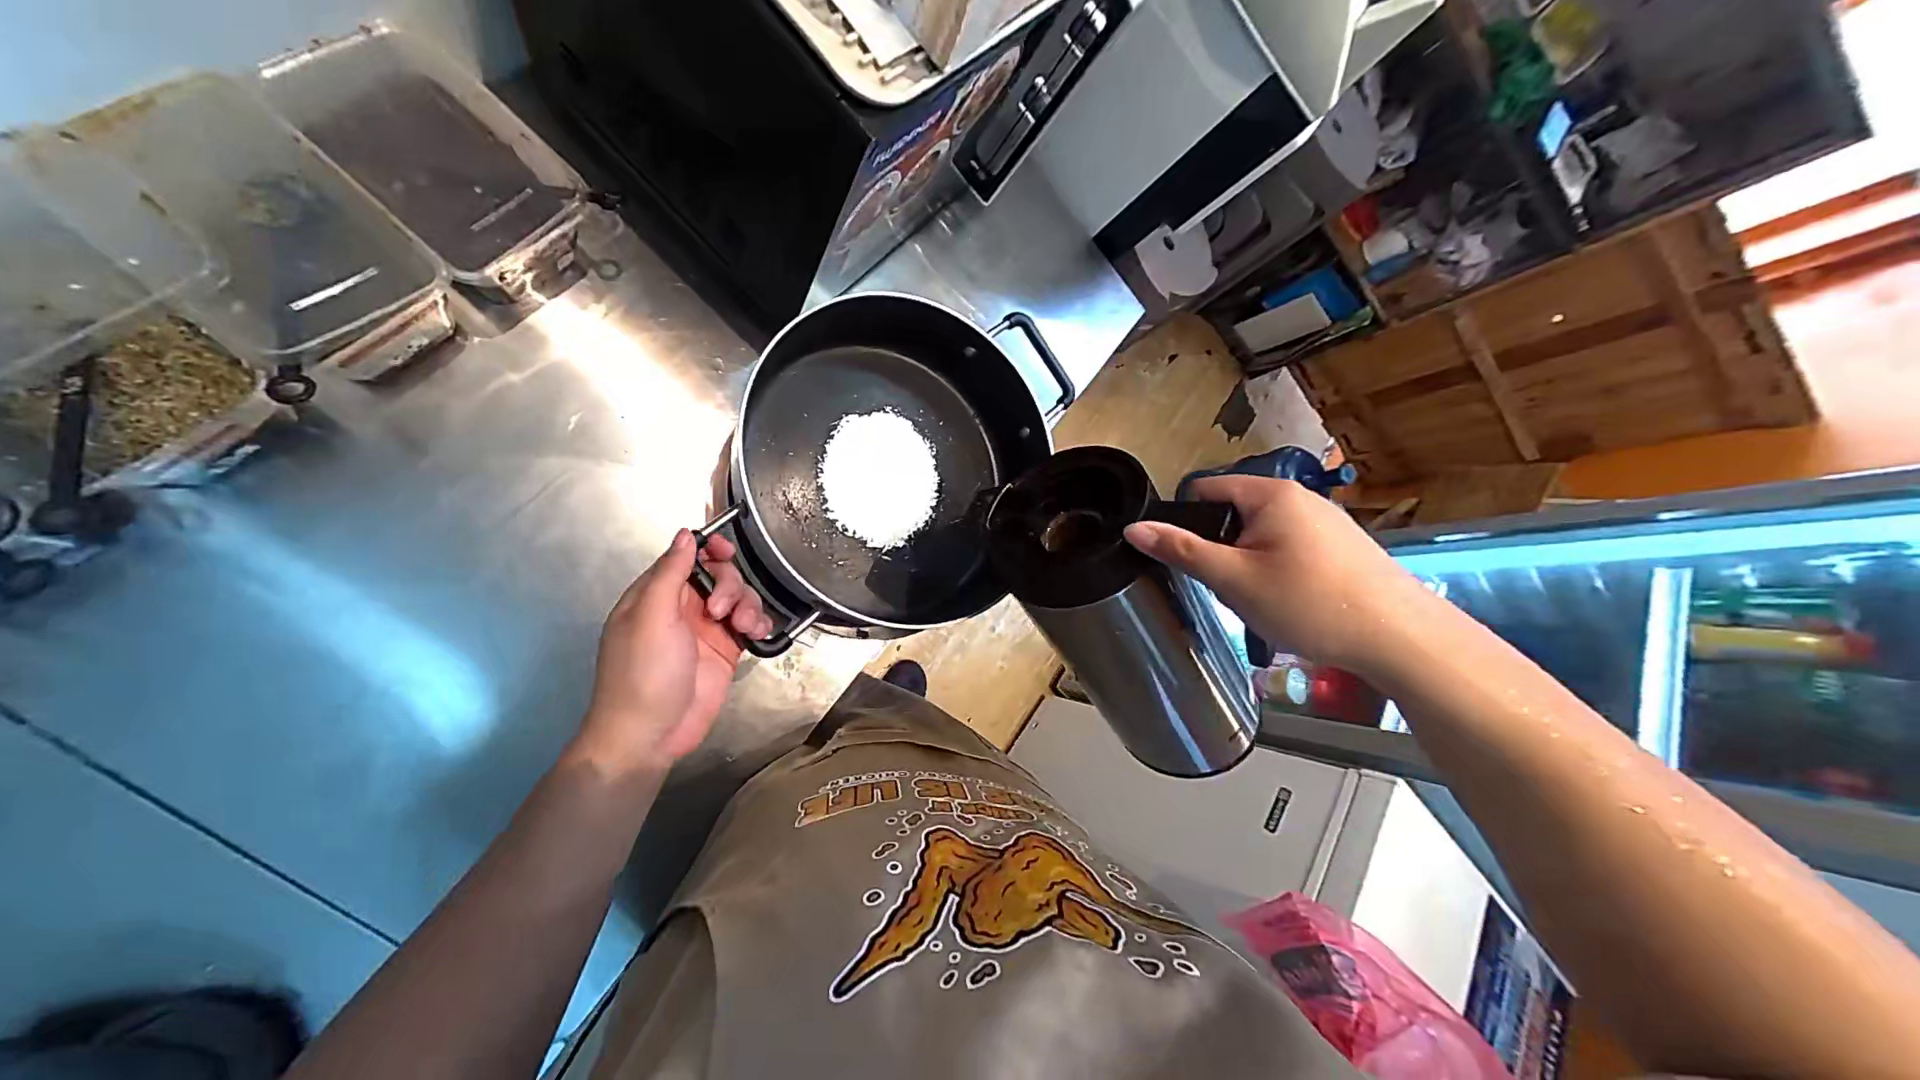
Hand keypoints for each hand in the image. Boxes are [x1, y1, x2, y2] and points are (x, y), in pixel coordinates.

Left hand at [573, 530, 773, 774]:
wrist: (650, 734)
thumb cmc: (642, 674)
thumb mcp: (652, 617)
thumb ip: (671, 572)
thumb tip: (685, 535)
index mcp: (655, 595)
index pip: (685, 557)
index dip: (708, 549)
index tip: (727, 551)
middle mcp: (681, 608)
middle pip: (719, 576)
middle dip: (731, 586)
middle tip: (725, 611)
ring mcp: (705, 630)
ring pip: (739, 599)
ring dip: (749, 606)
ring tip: (745, 628)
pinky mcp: (725, 651)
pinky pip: (750, 625)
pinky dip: (759, 624)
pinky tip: (759, 635)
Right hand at [1124, 475, 1433, 676]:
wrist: (1400, 638)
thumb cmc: (1311, 603)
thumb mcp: (1234, 579)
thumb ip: (1181, 550)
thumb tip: (1135, 528)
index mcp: (1270, 494)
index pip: (1205, 490)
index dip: (1184, 521)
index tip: (1183, 557)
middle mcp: (1301, 498)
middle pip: (1234, 514)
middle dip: (1221, 549)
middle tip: (1225, 587)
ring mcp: (1327, 522)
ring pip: (1263, 536)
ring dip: (1249, 564)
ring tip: (1260, 601)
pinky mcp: (1343, 548)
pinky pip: (1291, 550)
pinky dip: (1279, 572)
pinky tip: (1291, 604)